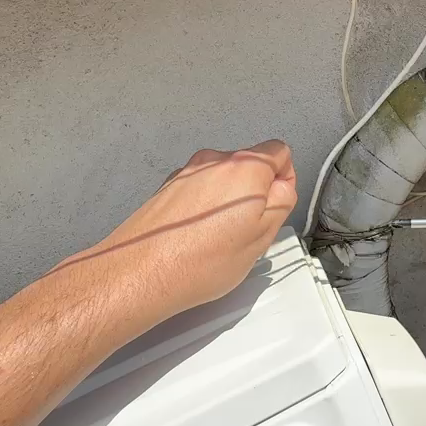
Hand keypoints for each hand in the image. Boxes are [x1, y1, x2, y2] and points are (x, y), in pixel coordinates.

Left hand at [77, 140, 297, 324]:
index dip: (284, 180)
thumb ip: (283, 201)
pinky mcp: (168, 187)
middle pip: (249, 166)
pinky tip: (196, 239)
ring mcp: (188, 172)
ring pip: (222, 180)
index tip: (276, 204)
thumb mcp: (263, 236)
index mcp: (245, 166)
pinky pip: (198, 191)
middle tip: (247, 230)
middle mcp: (215, 160)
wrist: (141, 273)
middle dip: (254, 193)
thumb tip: (283, 189)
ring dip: (226, 202)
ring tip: (218, 240)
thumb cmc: (198, 261)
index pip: (280, 152)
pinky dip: (203, 208)